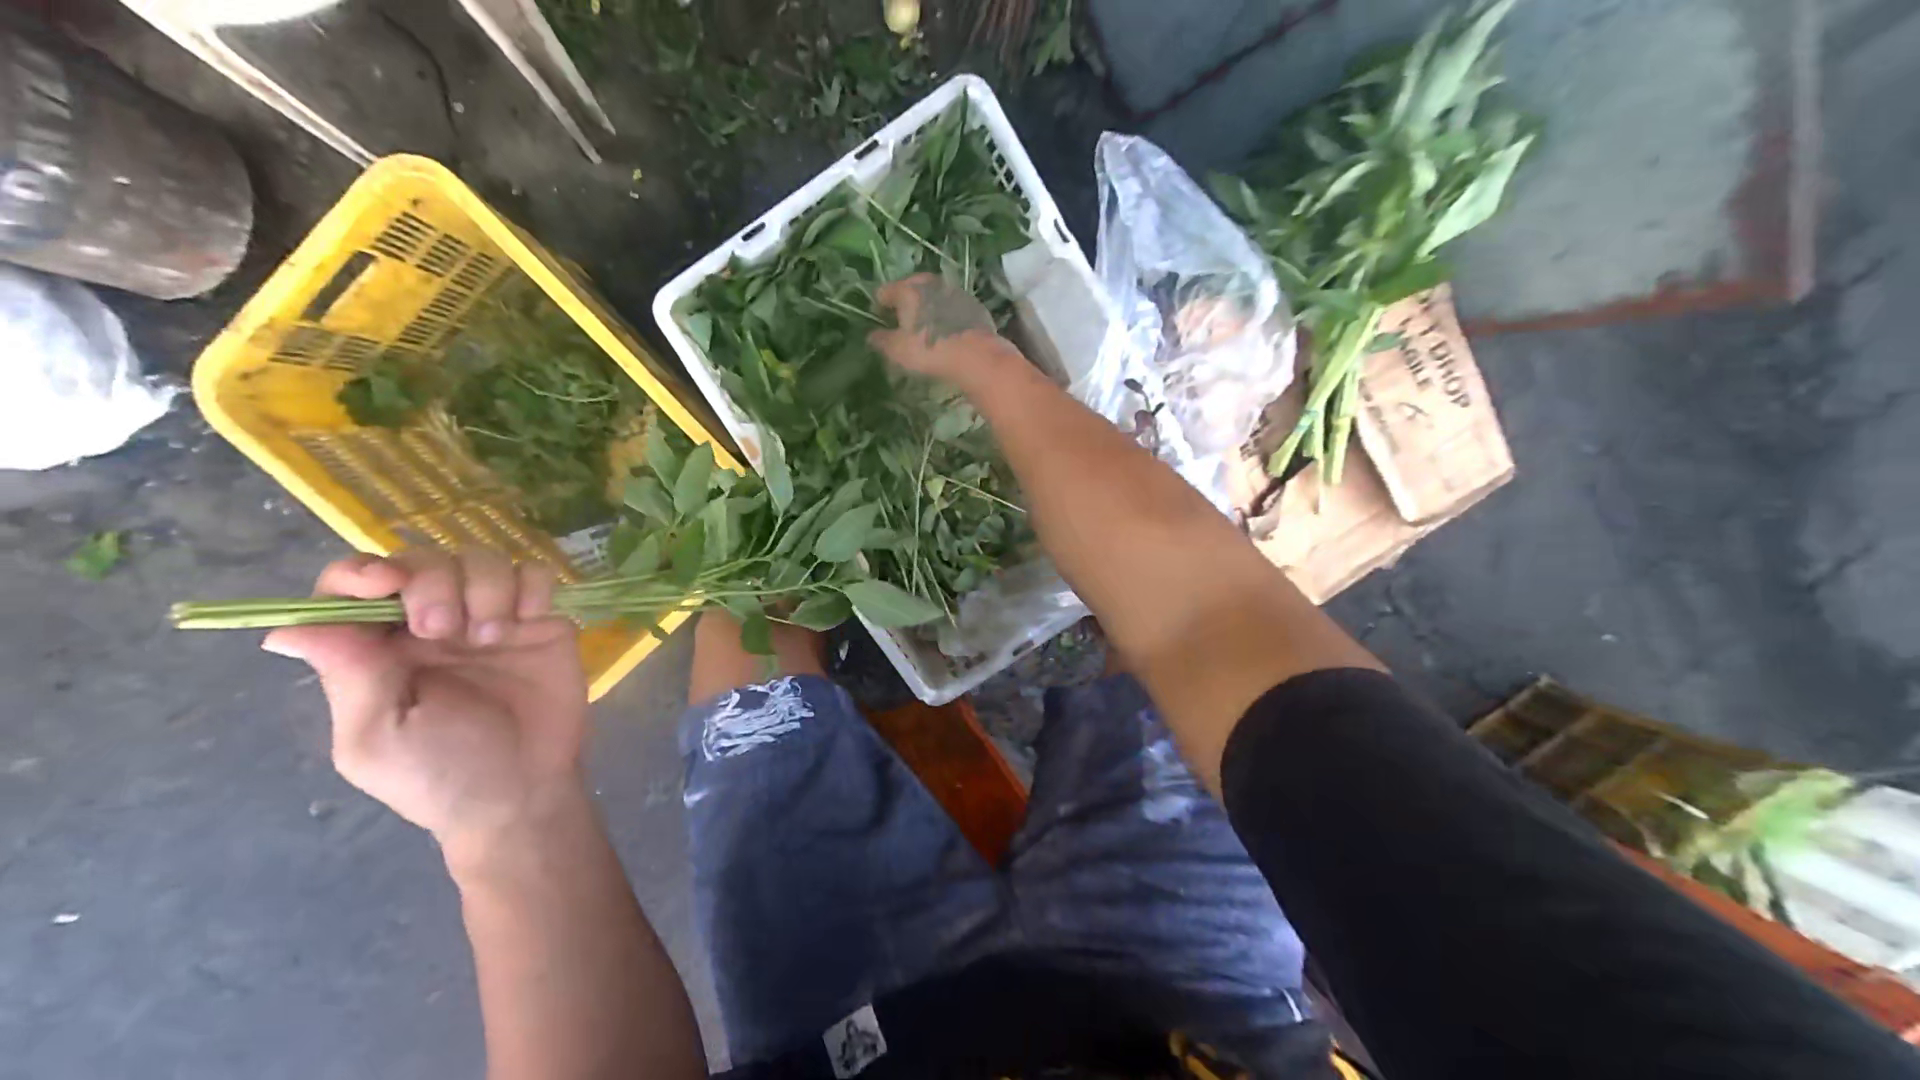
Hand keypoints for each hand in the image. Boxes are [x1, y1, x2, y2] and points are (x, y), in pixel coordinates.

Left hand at [262, 550, 588, 861]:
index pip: (354, 586)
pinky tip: (528, 621)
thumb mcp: (379, 735)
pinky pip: (536, 575)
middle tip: (444, 631)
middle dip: (433, 584)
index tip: (385, 583)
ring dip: (485, 587)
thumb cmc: (441, 773)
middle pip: (424, 560)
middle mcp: (434, 622)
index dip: (363, 571)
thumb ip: (349, 676)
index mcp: (380, 647)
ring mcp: (491, 618)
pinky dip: (531, 587)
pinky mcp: (541, 621)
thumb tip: (284, 629)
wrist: (523, 791)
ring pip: (483, 559)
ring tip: (492, 636)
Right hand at [869, 273, 1020, 387]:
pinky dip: (946, 313)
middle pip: (912, 286)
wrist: (977, 356)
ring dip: (927, 305)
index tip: (879, 317)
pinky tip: (947, 329)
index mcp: (909, 290)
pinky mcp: (974, 305)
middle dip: (904, 299)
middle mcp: (932, 284)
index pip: (885, 291)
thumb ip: (882, 340)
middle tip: (901, 318)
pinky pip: (953, 306)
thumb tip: (872, 336)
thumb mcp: (898, 351)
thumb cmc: (930, 351)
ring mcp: (956, 292)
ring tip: (925, 323)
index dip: (879, 305)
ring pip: (935, 294)